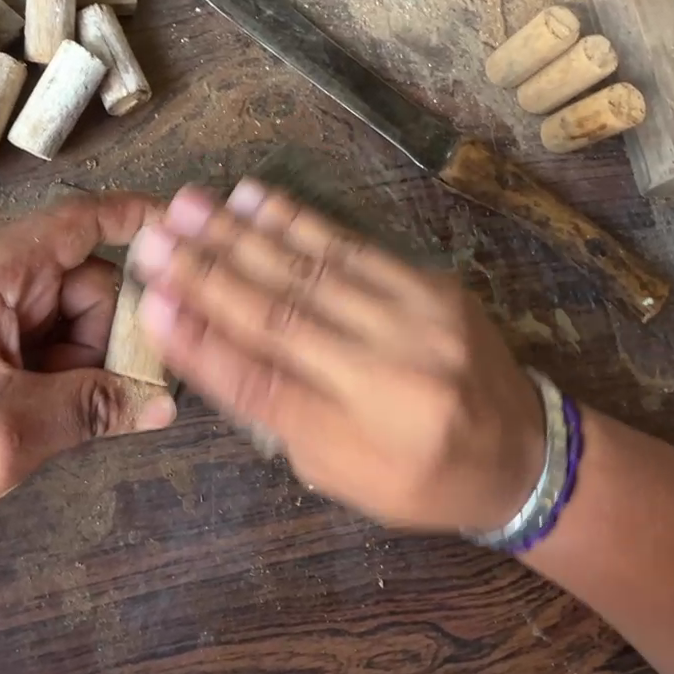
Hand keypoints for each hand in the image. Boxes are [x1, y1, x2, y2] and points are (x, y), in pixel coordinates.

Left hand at [0, 192, 177, 516]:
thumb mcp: (10, 432)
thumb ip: (93, 409)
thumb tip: (164, 404)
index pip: (78, 221)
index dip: (135, 219)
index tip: (183, 233)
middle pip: (88, 282)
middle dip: (107, 336)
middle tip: (106, 394)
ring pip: (76, 316)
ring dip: (84, 362)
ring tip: (54, 412)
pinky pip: (52, 337)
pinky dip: (65, 370)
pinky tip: (47, 408)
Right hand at [127, 179, 545, 532]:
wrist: (523, 453)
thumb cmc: (414, 476)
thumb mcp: (336, 470)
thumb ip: (275, 410)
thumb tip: (205, 341)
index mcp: (361, 440)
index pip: (260, 384)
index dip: (200, 342)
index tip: (150, 302)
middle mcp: (390, 374)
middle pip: (280, 315)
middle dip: (207, 272)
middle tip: (152, 236)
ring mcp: (417, 320)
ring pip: (310, 270)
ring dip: (240, 233)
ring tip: (187, 205)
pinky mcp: (429, 284)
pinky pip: (350, 246)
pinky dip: (294, 219)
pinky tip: (251, 196)